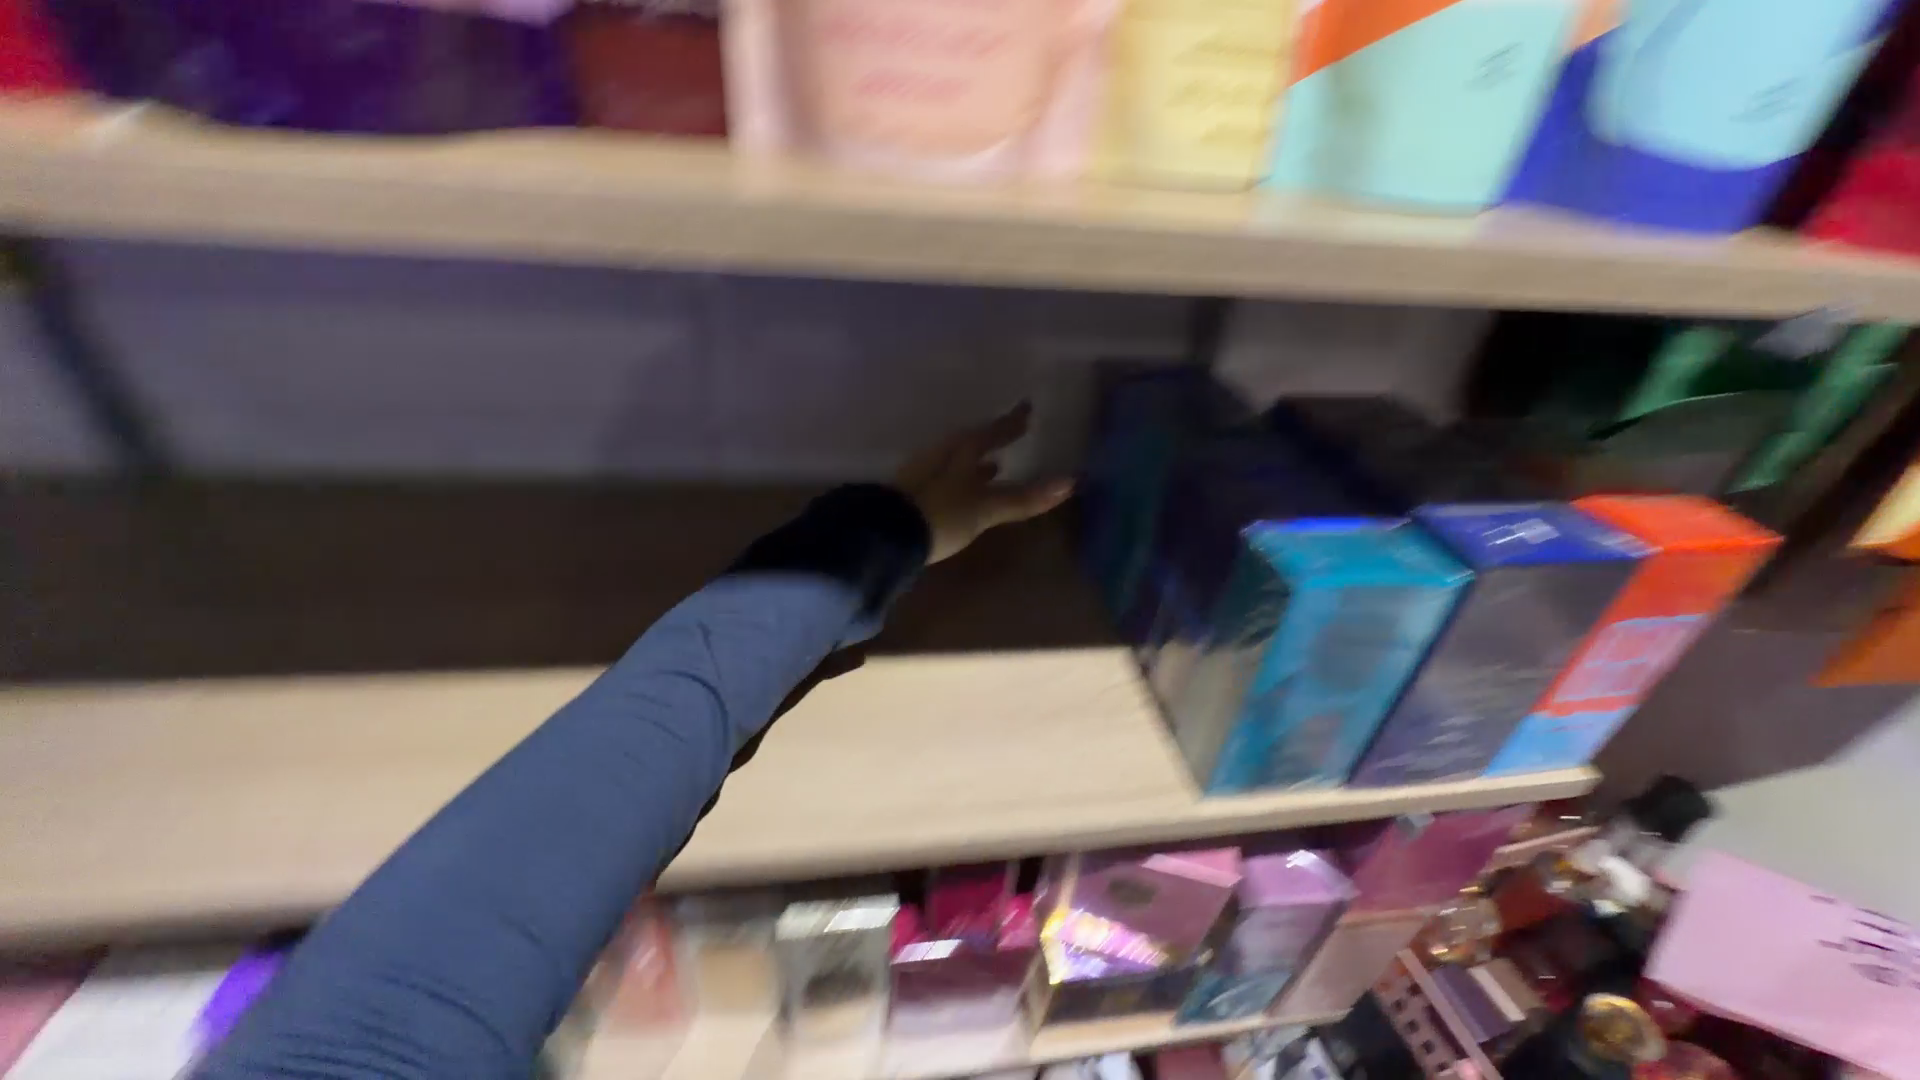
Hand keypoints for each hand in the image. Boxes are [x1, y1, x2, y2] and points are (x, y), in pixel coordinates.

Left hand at [894, 402, 1073, 563]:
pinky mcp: (910, 499)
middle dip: (989, 441)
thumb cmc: (940, 515)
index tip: (1026, 409)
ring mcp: (921, 478)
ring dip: (974, 465)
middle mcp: (938, 457)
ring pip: (954, 463)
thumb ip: (1022, 498)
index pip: (990, 432)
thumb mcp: (985, 508)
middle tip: (1009, 437)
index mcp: (957, 451)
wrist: (883, 538)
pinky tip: (964, 494)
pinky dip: (960, 482)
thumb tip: (1069, 483)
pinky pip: (944, 482)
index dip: (1010, 423)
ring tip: (994, 467)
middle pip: (968, 444)